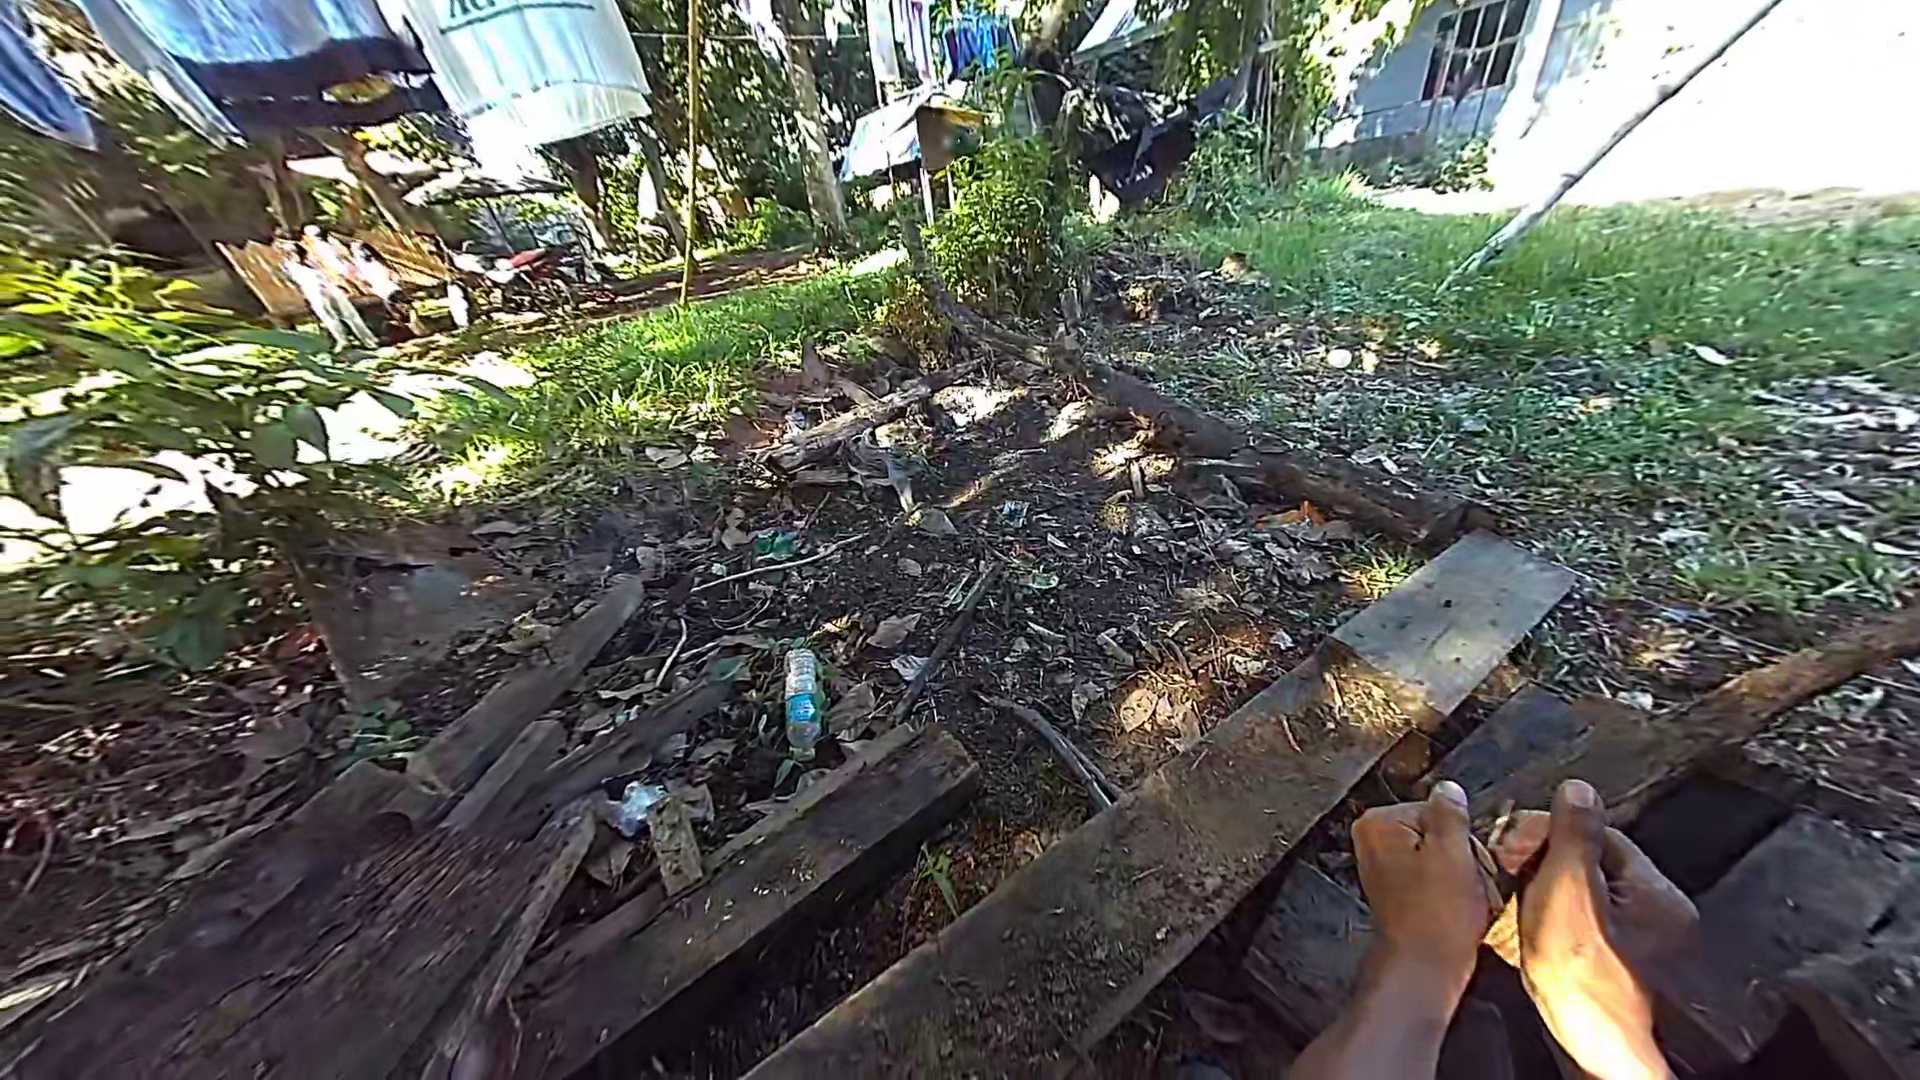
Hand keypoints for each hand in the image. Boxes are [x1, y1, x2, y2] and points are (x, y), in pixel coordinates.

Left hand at [1351, 779, 1501, 995]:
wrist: (1424, 962)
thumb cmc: (1437, 914)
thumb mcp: (1453, 856)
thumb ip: (1450, 816)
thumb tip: (1448, 787)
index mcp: (1378, 821)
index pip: (1436, 811)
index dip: (1463, 839)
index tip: (1469, 865)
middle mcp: (1370, 834)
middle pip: (1435, 830)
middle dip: (1461, 857)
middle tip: (1467, 886)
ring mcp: (1378, 857)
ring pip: (1436, 853)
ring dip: (1459, 875)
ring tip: (1460, 900)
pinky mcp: (1391, 879)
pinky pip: (1428, 871)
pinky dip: (1447, 887)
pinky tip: (1452, 906)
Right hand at [1493, 780, 1696, 1079]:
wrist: (1586, 1032)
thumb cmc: (1577, 963)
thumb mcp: (1567, 886)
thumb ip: (1573, 834)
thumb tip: (1579, 787)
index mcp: (1653, 892)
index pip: (1592, 831)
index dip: (1545, 830)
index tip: (1512, 845)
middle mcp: (1655, 909)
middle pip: (1584, 853)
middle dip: (1537, 851)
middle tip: (1505, 863)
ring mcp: (1636, 932)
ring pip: (1575, 877)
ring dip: (1536, 872)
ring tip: (1508, 885)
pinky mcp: (1612, 947)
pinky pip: (1575, 902)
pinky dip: (1544, 897)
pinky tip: (1523, 906)